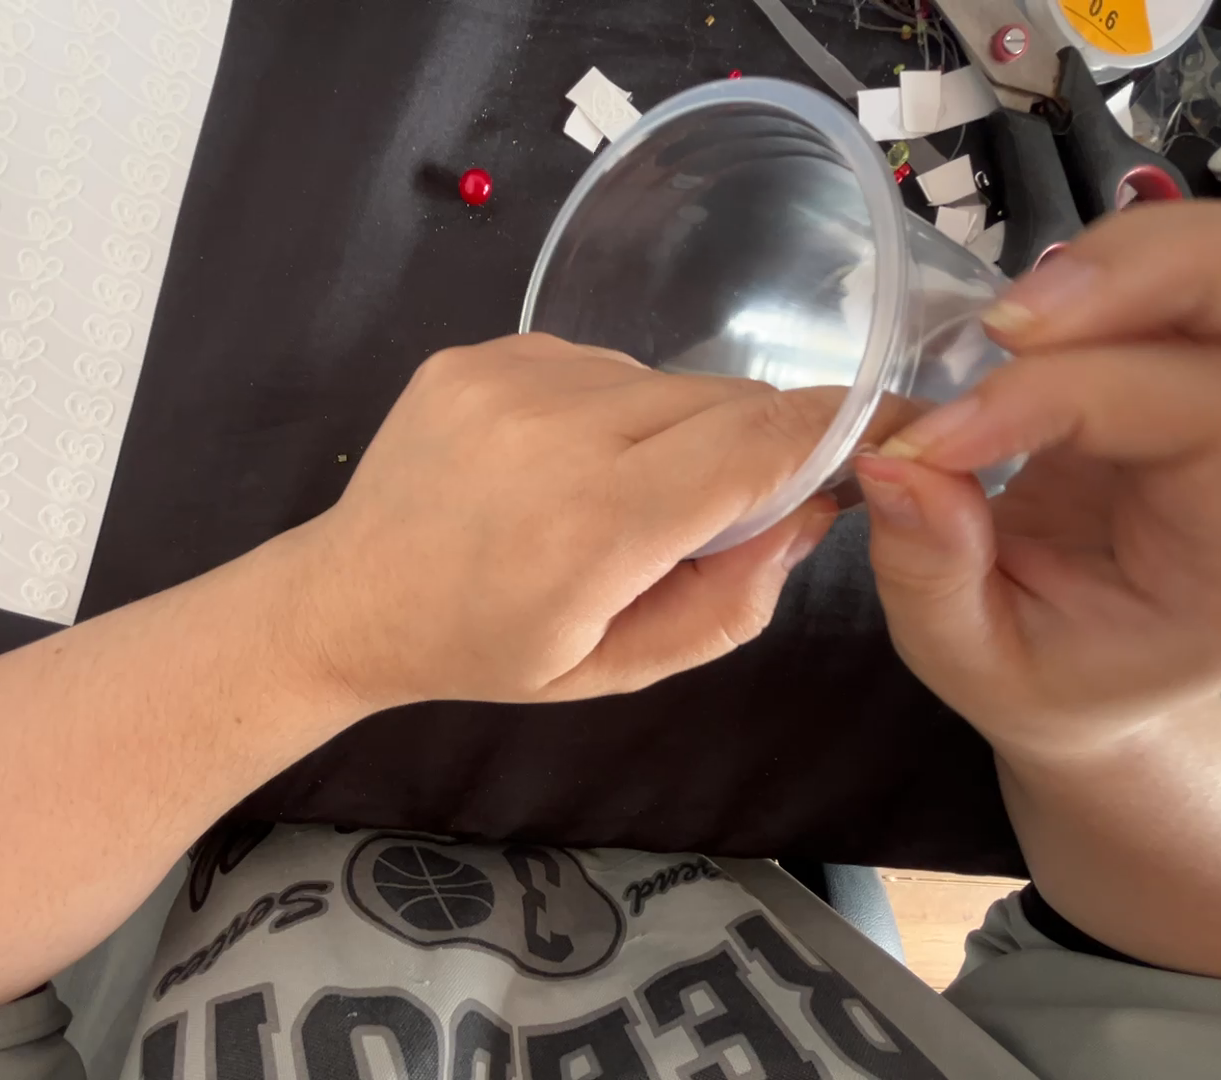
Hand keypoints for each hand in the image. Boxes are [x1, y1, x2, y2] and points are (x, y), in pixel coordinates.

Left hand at [281, 333, 841, 707]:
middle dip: (746, 446)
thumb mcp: (618, 668)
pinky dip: (604, 407)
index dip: (834, 434)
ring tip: (604, 490)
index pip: (762, 441)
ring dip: (667, 428)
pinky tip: (550, 459)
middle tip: (703, 506)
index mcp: (592, 524)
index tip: (869, 444)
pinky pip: (593, 363)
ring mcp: (506, 376)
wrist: (351, 598)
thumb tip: (806, 508)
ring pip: (659, 379)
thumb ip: (730, 600)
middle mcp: (552, 428)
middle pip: (720, 399)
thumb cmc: (484, 651)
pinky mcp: (475, 353)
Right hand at [854, 204, 1220, 758]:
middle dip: (1175, 275)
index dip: (1062, 398)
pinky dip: (1144, 266)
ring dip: (1162, 254)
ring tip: (1021, 312)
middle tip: (1008, 321)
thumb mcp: (959, 654)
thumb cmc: (1038, 674)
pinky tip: (1050, 312)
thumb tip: (893, 463)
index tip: (928, 436)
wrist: (1102, 681)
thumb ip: (927, 570)